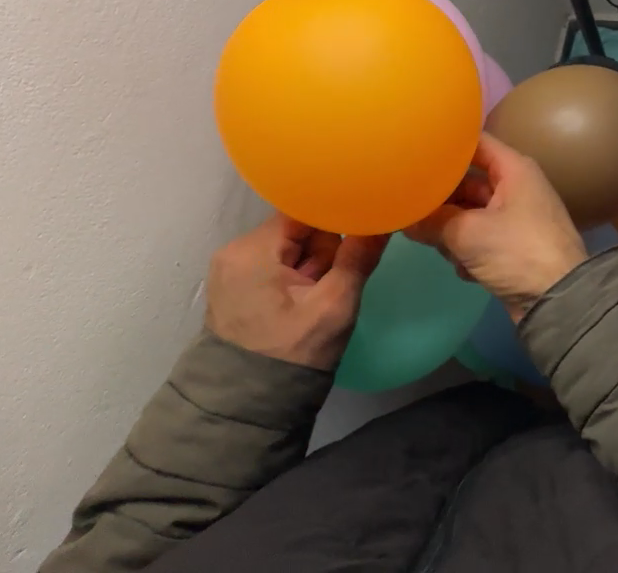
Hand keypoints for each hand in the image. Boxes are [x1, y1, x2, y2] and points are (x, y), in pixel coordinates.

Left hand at [204, 213, 387, 370]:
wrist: (247, 407)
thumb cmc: (292, 351)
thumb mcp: (335, 304)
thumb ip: (359, 256)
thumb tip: (384, 218)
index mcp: (252, 249)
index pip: (305, 210)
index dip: (337, 218)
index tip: (362, 231)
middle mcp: (235, 251)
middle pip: (299, 228)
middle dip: (325, 249)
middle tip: (333, 281)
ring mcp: (233, 270)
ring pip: (292, 247)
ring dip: (315, 265)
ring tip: (319, 296)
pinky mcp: (238, 287)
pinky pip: (279, 264)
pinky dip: (299, 276)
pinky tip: (308, 299)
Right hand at [406, 133, 588, 321]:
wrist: (558, 299)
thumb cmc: (517, 251)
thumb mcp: (467, 233)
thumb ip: (432, 221)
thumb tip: (402, 220)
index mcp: (514, 169)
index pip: (475, 143)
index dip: (444, 147)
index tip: (412, 154)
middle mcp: (515, 187)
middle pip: (466, 183)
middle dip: (441, 201)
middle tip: (410, 212)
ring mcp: (514, 217)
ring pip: (468, 214)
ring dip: (453, 234)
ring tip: (445, 248)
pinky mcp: (511, 246)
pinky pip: (477, 239)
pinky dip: (468, 253)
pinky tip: (468, 270)